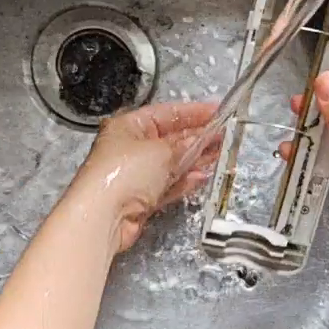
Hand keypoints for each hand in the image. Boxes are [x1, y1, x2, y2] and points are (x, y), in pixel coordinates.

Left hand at [63, 101, 219, 252]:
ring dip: (194, 159)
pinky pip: (167, 186)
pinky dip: (184, 181)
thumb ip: (185, 145)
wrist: (104, 216)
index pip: (166, 114)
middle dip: (197, 137)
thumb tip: (201, 140)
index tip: (216, 111)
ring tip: (219, 154)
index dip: (193, 112)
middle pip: (170, 139)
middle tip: (223, 135)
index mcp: (128, 127)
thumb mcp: (161, 151)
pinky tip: (201, 176)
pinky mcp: (141, 199)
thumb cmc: (124, 174)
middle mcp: (130, 149)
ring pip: (171, 163)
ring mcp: (136, 175)